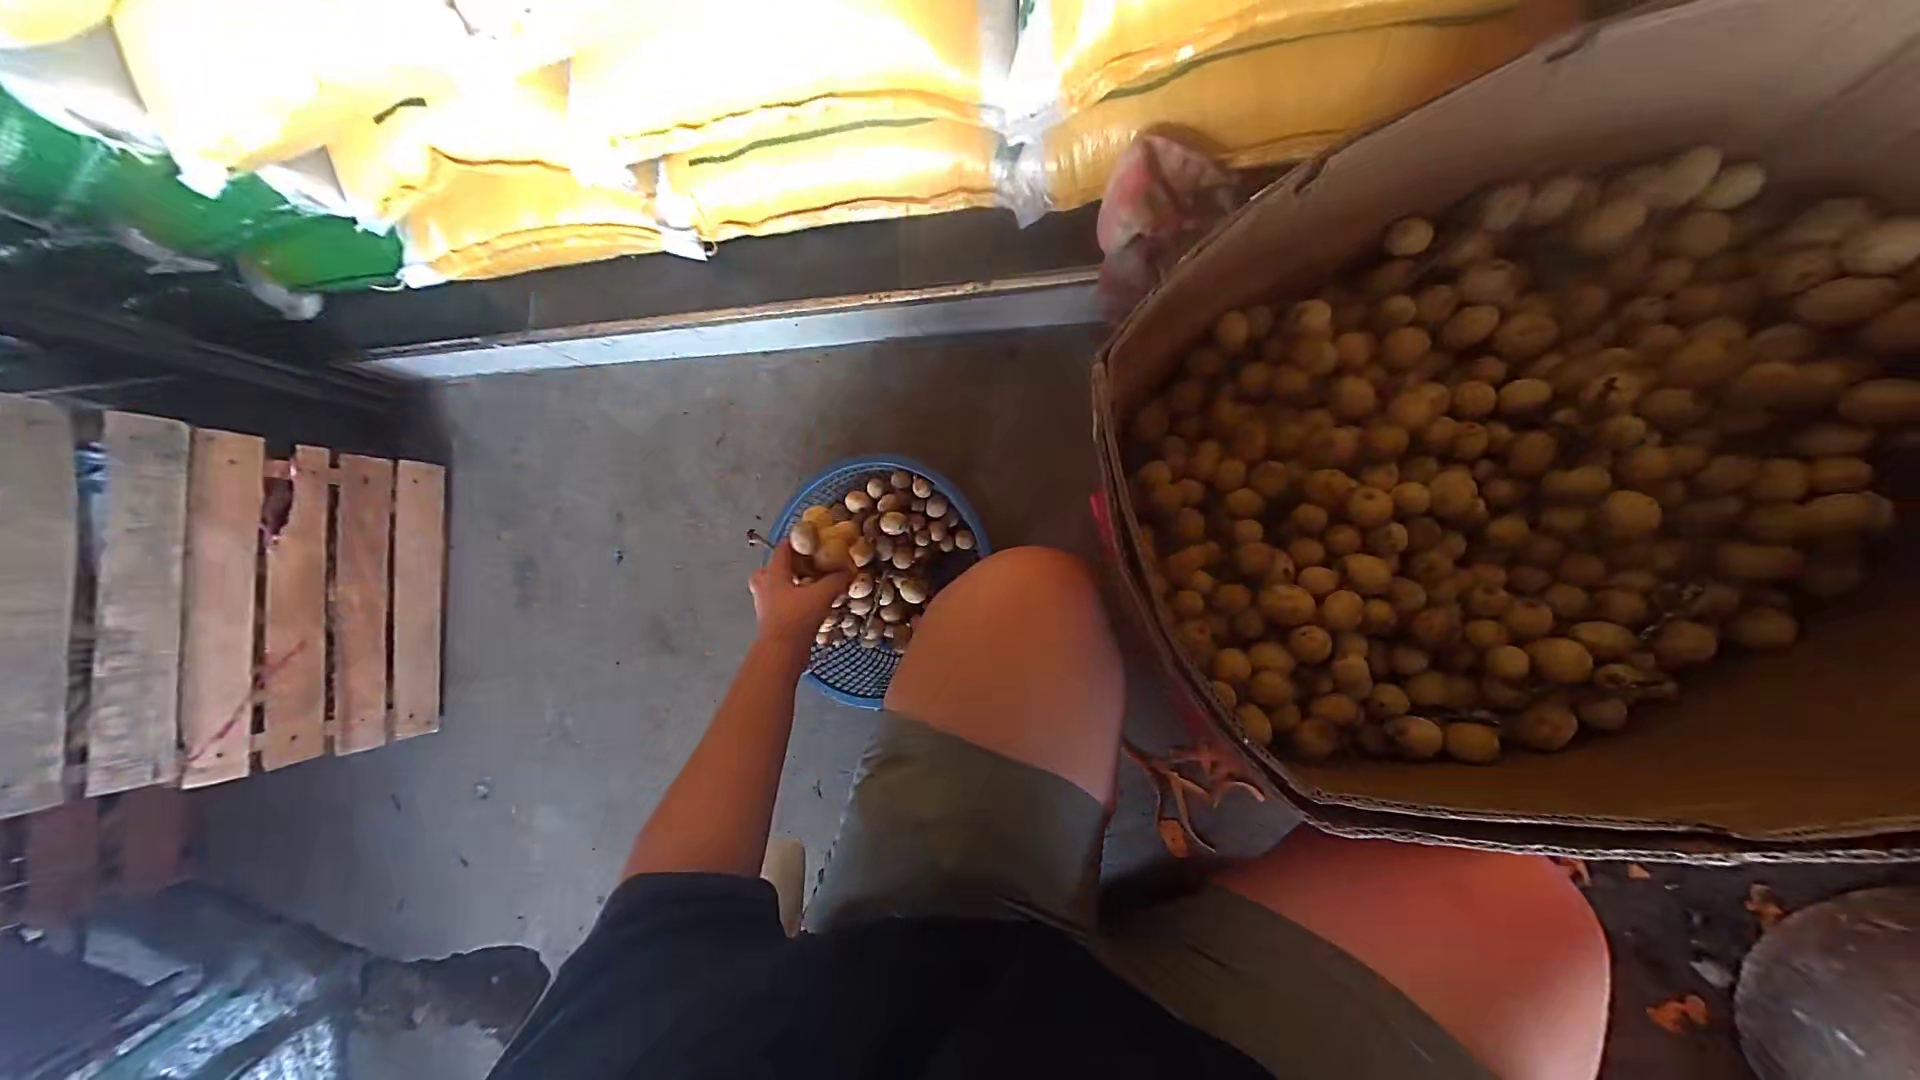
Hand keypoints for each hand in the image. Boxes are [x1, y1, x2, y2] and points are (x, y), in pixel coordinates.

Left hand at [750, 540, 850, 647]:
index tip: (815, 538)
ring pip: (778, 586)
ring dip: (794, 583)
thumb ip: (837, 580)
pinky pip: (783, 602)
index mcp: (772, 574)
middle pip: (774, 567)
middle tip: (811, 564)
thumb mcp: (822, 594)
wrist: (781, 653)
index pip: (783, 548)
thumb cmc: (796, 618)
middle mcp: (764, 586)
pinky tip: (813, 604)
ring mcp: (765, 604)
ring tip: (814, 584)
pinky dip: (795, 600)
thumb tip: (850, 570)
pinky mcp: (772, 620)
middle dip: (792, 564)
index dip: (798, 540)